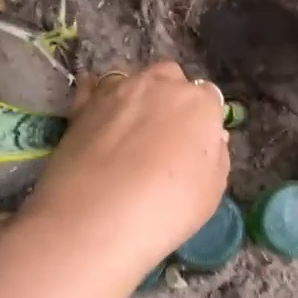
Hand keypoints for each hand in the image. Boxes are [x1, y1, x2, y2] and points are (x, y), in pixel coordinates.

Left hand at [15, 62, 229, 274]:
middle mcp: (160, 85)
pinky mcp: (81, 106)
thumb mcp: (213, 190)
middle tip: (167, 134)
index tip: (197, 144)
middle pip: (172, 78)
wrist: (94, 220)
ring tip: (132, 129)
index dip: (204, 121)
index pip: (209, 97)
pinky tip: (100, 115)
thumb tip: (209, 137)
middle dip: (172, 96)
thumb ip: (216, 155)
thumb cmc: (168, 207)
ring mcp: (117, 92)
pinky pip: (94, 88)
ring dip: (139, 96)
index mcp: (199, 102)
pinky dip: (99, 96)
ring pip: (134, 79)